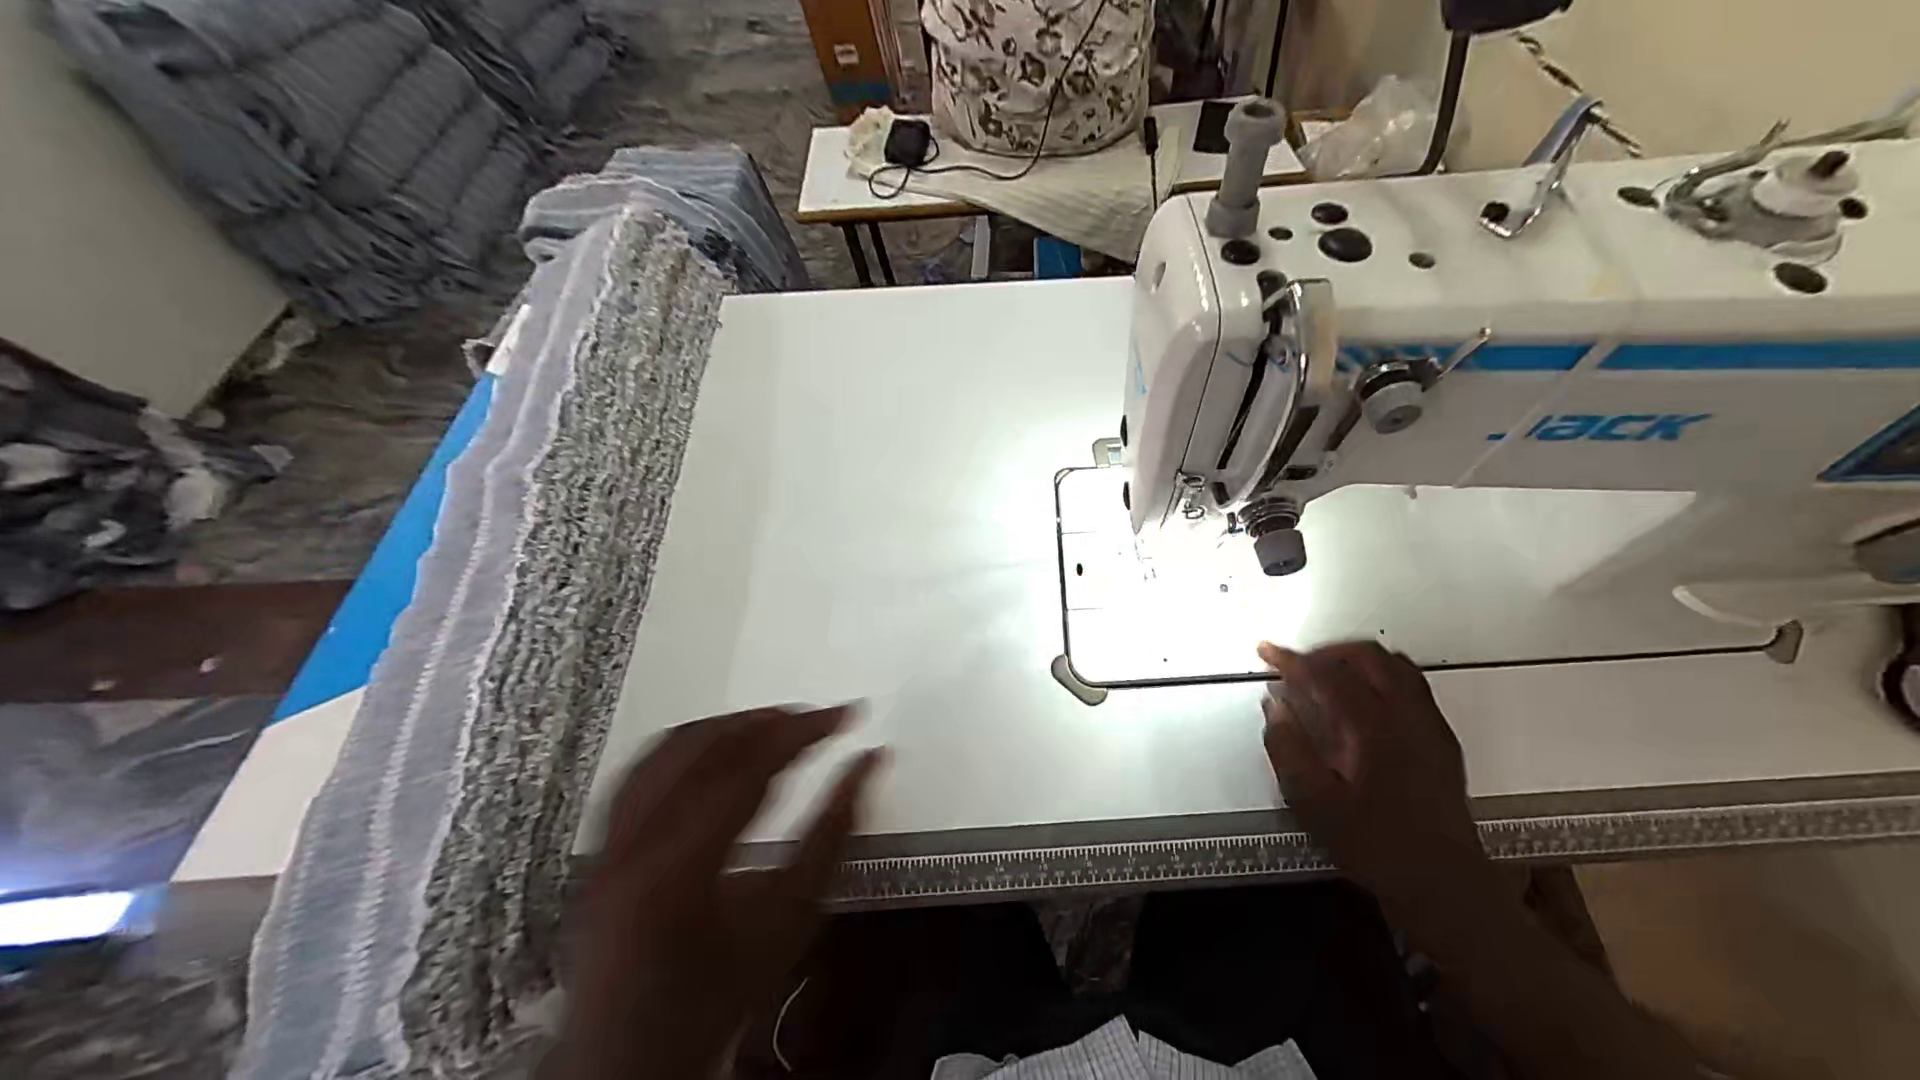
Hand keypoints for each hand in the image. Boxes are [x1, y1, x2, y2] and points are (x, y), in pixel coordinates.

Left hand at [554, 706, 883, 1079]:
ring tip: (776, 724)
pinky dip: (690, 745)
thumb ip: (835, 830)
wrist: (638, 1059)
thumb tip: (867, 765)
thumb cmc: (718, 1000)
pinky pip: (643, 769)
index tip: (843, 717)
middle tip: (816, 717)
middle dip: (770, 720)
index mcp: (680, 869)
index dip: (804, 731)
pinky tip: (720, 748)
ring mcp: (606, 844)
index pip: (750, 766)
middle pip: (705, 745)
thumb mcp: (792, 919)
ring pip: (668, 747)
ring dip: (731, 726)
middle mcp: (631, 846)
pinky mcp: (599, 846)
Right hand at [1257, 641, 1496, 919]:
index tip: (1267, 652)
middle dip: (1326, 652)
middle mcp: (1410, 718)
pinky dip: (1378, 677)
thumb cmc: (1375, 845)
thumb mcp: (1312, 801)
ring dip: (1355, 661)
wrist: (1440, 884)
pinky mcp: (1441, 740)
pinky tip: (1360, 701)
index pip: (1329, 674)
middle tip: (1297, 663)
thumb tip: (1276, 707)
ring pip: (1395, 665)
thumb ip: (1287, 747)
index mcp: (1377, 728)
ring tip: (1325, 675)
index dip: (1292, 659)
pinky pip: (1411, 686)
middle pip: (1369, 656)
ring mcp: (1431, 727)